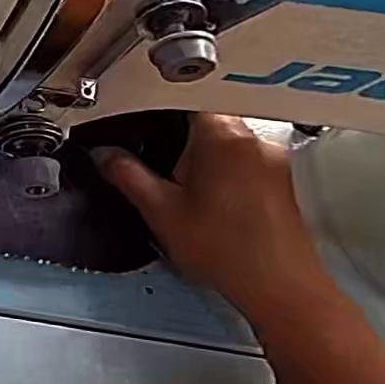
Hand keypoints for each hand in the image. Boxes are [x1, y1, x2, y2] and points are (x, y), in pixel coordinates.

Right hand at [94, 114, 337, 323]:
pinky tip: (209, 196)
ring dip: (202, 149)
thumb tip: (103, 154)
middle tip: (160, 156)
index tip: (142, 111)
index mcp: (222, 136)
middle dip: (178, 131)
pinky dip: (222, 165)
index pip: (187, 93)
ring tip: (185, 182)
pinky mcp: (279, 178)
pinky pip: (243, 154)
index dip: (159, 101)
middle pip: (207, 113)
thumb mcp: (160, 210)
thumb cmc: (228, 252)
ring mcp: (272, 158)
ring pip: (226, 134)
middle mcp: (253, 139)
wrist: (281, 290)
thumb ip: (126, 174)